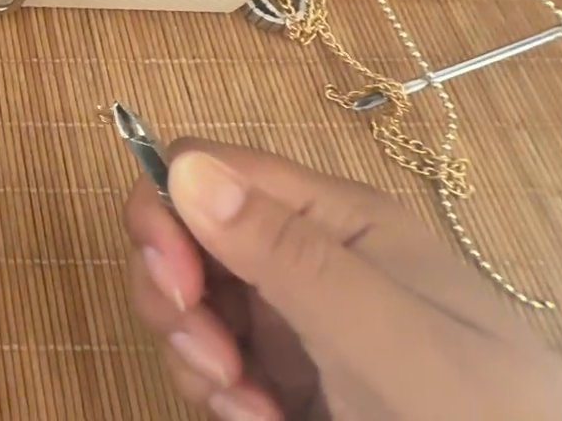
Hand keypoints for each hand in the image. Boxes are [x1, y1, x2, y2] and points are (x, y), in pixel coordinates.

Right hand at [125, 140, 561, 420]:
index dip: (168, 210)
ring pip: (185, 297)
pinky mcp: (282, 373)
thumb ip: (288, 253)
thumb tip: (182, 165)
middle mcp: (304, 255)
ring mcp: (291, 317)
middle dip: (174, 291)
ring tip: (244, 407)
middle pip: (184, 233)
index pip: (206, 169)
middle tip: (210, 358)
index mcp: (335, 220)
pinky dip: (213, 389)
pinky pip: (208, 357)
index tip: (174, 281)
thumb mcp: (393, 343)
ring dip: (191, 348)